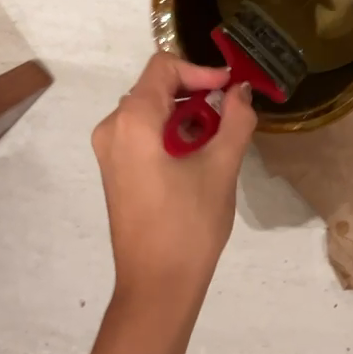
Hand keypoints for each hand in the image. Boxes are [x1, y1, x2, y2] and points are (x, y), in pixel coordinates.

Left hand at [91, 53, 259, 305]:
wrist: (157, 286)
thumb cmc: (189, 225)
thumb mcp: (221, 168)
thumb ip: (235, 120)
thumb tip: (242, 90)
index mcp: (132, 121)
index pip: (164, 67)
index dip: (201, 71)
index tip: (231, 89)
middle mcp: (112, 129)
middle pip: (155, 87)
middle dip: (196, 93)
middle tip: (231, 113)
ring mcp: (110, 152)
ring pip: (151, 111)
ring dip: (187, 115)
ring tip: (220, 138)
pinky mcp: (117, 171)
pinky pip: (144, 134)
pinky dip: (173, 134)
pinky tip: (200, 157)